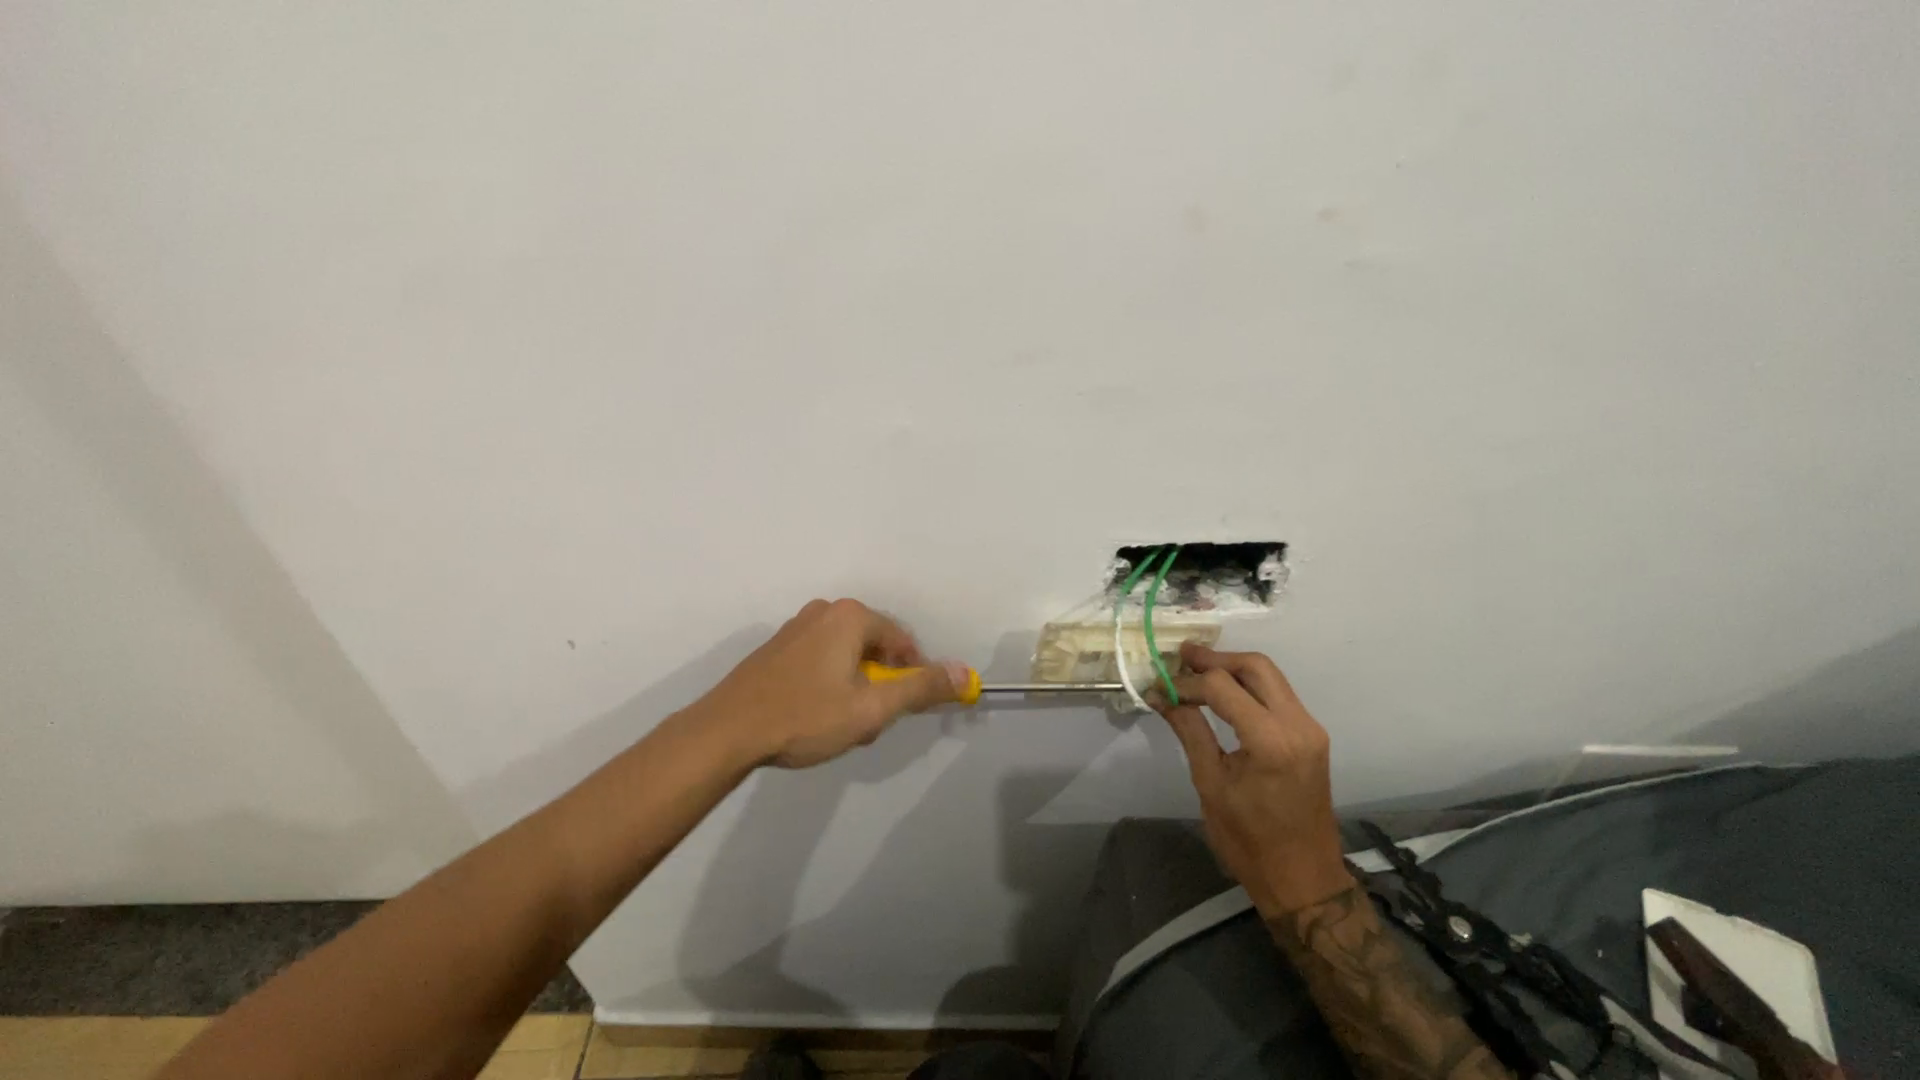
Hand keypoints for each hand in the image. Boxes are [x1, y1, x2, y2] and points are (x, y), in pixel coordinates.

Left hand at [688, 599, 970, 768]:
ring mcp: (796, 627)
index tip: (903, 711)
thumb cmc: (804, 717)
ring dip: (855, 689)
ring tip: (841, 725)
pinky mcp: (777, 648)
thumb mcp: (871, 709)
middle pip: (875, 648)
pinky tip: (815, 716)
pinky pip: (821, 660)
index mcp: (851, 617)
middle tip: (869, 723)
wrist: (726, 731)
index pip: (903, 643)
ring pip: (847, 657)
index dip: (912, 678)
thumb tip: (964, 673)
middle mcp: (824, 611)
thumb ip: (921, 689)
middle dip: (880, 686)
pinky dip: (829, 685)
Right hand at [1155, 642, 1352, 915]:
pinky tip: (1222, 695)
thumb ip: (1189, 731)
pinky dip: (1249, 686)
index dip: (1186, 683)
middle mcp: (1298, 725)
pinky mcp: (1312, 736)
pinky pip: (1279, 695)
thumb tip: (1160, 696)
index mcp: (1271, 741)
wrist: (1302, 877)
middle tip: (1181, 657)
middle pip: (1256, 666)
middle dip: (1216, 659)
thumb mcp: (1210, 784)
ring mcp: (1310, 729)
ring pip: (1271, 676)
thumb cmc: (1249, 841)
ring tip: (1196, 672)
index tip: (1160, 688)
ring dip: (1233, 669)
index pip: (1222, 688)